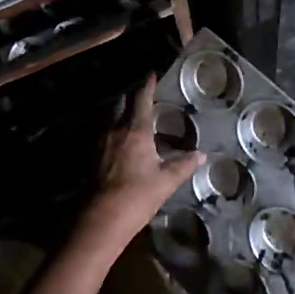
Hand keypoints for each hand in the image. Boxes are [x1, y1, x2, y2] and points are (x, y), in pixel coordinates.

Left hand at [87, 75, 203, 240]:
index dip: (147, 85)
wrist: (102, 219)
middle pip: (121, 104)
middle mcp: (115, 130)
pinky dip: (115, 130)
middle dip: (131, 97)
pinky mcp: (92, 156)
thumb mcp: (166, 181)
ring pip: (111, 118)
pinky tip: (122, 142)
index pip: (141, 99)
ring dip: (122, 113)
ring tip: (134, 118)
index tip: (151, 74)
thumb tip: (202, 155)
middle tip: (143, 96)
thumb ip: (184, 165)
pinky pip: (105, 133)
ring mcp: (101, 142)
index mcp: (135, 130)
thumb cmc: (137, 196)